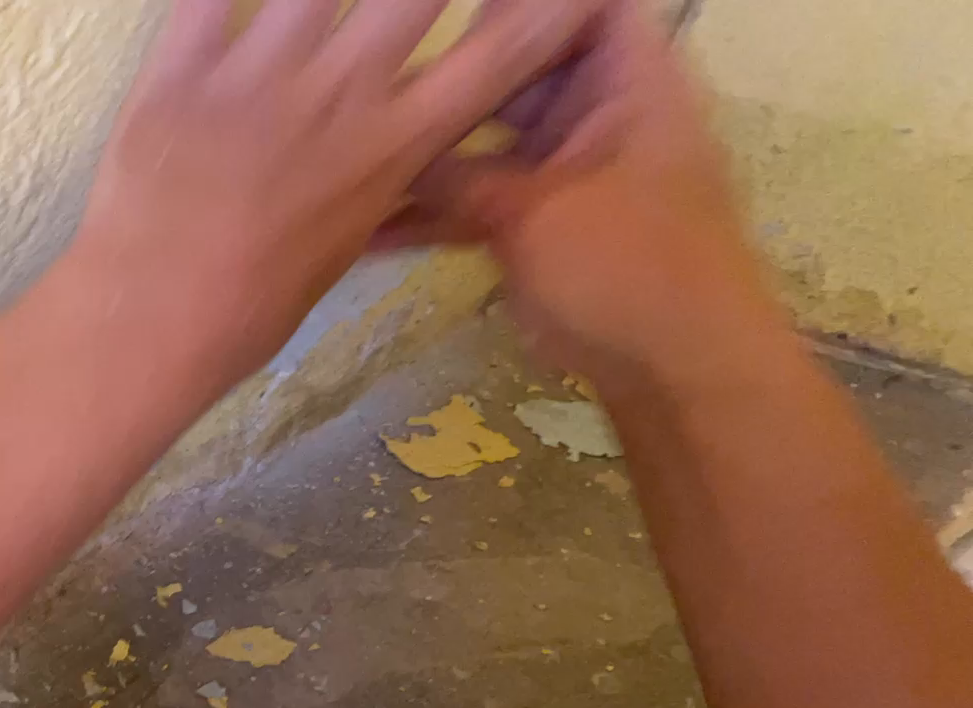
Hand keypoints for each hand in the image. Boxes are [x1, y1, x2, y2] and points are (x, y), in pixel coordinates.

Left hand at [72, 0, 602, 372]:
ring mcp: (255, 72)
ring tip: (328, 6)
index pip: (508, 50)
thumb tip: (405, 179)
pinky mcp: (177, 71)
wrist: (145, 328)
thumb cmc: (240, 321)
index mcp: (388, 149)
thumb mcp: (330, 265)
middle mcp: (338, 91)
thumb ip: (372, 200)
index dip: (556, 1)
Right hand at [374, 0, 790, 385]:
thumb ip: (464, 179)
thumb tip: (397, 159)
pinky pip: (469, 210)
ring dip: (425, 162)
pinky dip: (427, 221)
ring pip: (481, 151)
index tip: (450, 19)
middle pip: (516, 78)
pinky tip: (367, 233)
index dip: (526, 8)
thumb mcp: (539, 212)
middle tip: (378, 95)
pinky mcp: (528, 229)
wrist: (662, 361)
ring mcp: (555, 178)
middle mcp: (590, 121)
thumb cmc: (627, 269)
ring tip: (356, 165)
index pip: (585, 12)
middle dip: (450, 85)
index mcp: (627, 88)